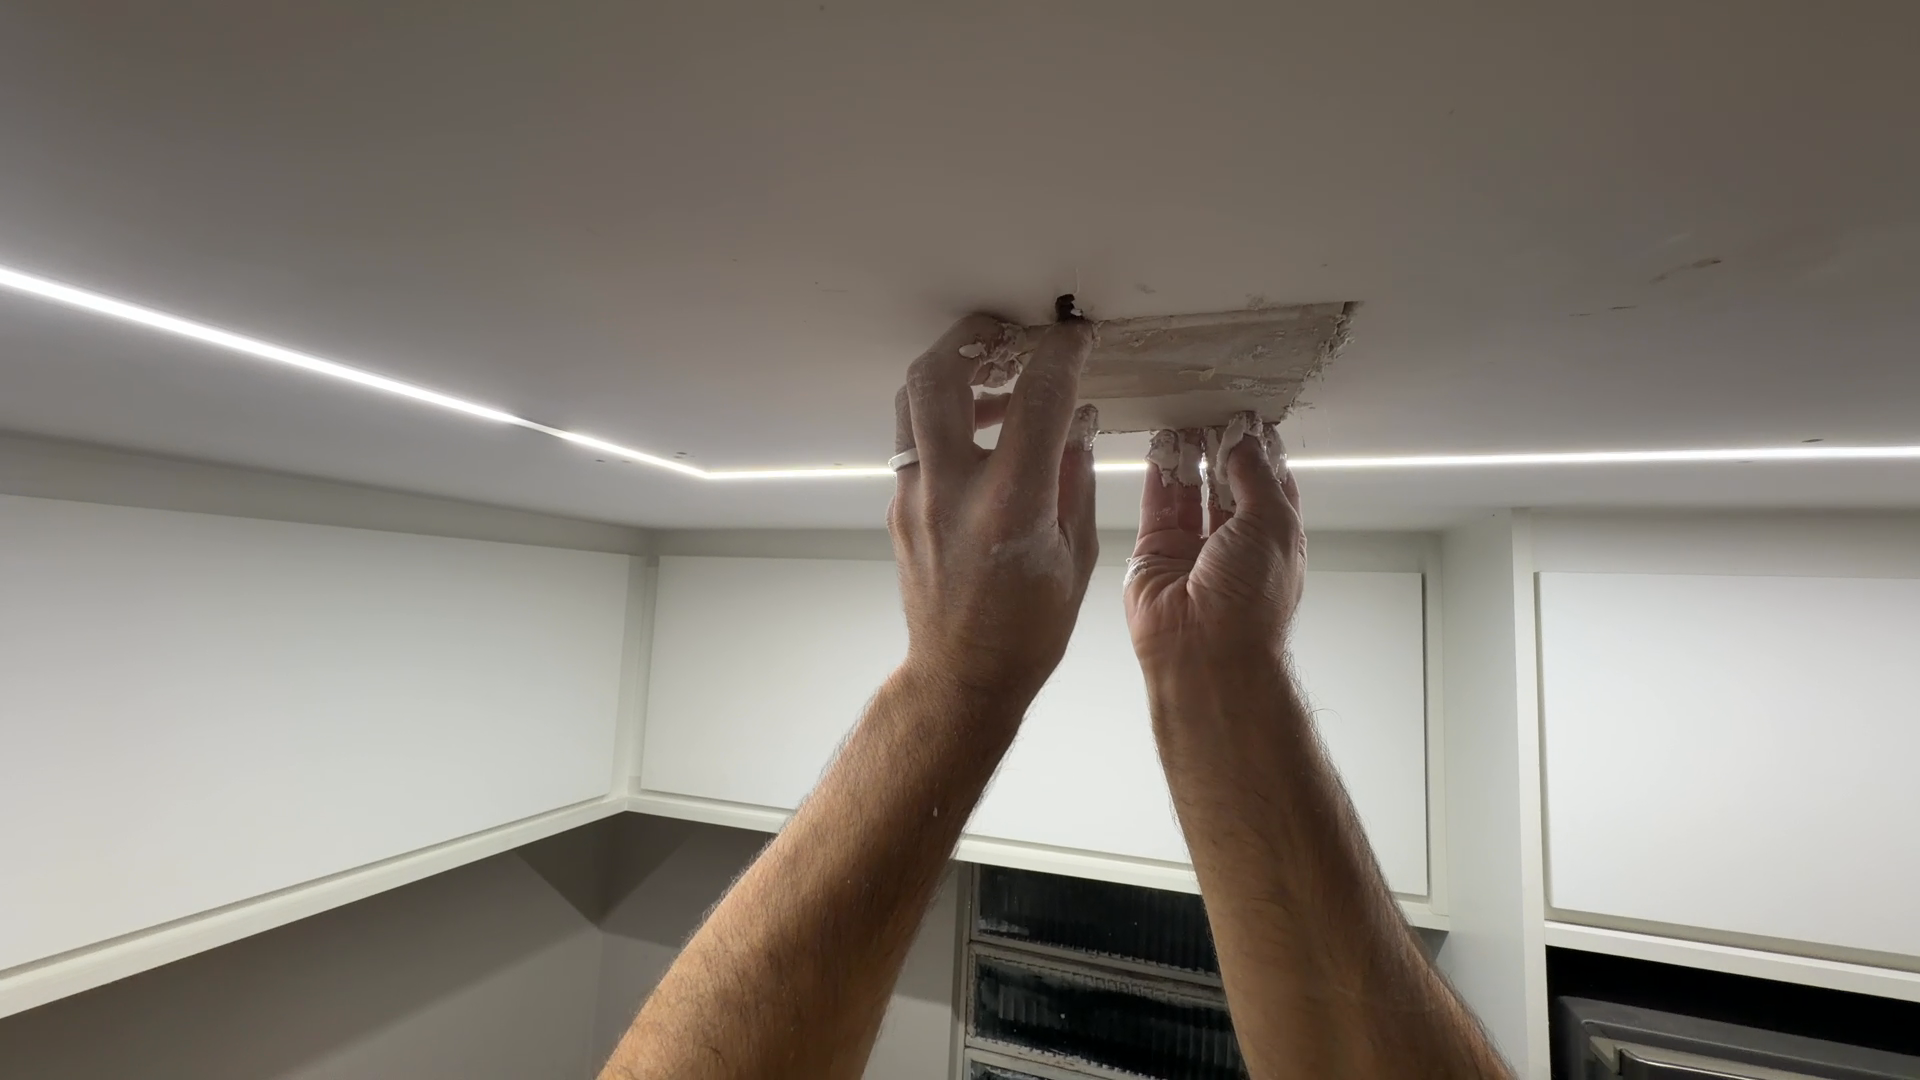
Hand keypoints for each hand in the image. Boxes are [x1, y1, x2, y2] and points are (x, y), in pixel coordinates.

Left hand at [890, 314, 1100, 702]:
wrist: (961, 675)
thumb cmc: (1027, 630)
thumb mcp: (1076, 556)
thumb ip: (1075, 479)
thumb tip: (1074, 425)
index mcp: (1012, 504)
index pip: (1036, 398)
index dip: (1060, 353)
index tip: (1075, 336)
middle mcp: (952, 491)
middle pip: (935, 376)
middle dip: (969, 336)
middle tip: (1006, 334)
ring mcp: (915, 499)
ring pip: (909, 403)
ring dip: (949, 377)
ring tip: (995, 390)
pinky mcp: (898, 509)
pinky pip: (913, 444)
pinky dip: (942, 423)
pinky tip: (977, 443)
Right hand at [1122, 421, 1305, 695]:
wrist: (1203, 650)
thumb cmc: (1251, 598)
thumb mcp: (1273, 524)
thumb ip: (1256, 477)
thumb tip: (1244, 443)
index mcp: (1271, 539)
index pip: (1267, 485)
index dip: (1258, 453)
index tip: (1247, 421)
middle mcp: (1231, 543)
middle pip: (1223, 485)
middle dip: (1217, 451)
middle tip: (1208, 415)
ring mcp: (1190, 549)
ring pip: (1187, 492)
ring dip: (1186, 459)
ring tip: (1181, 422)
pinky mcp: (1153, 552)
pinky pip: (1154, 507)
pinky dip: (1156, 477)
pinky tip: (1158, 448)